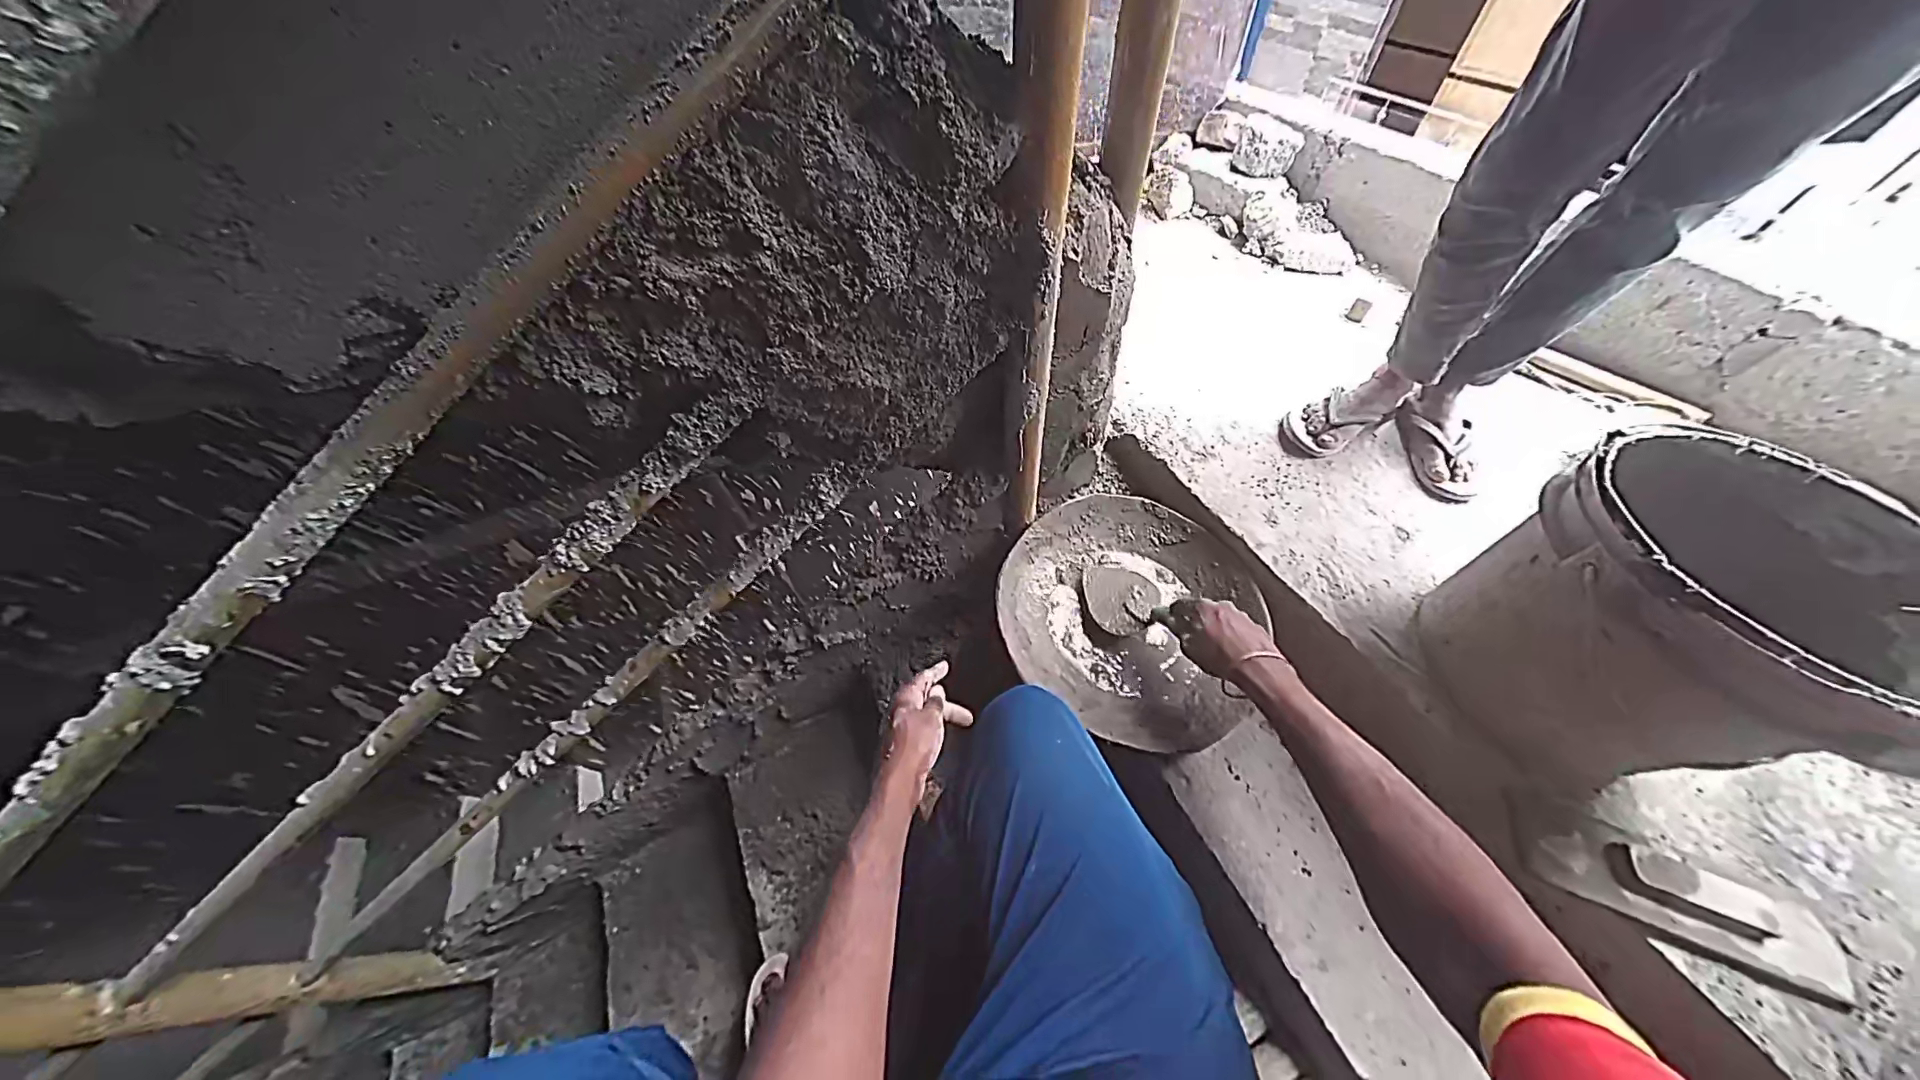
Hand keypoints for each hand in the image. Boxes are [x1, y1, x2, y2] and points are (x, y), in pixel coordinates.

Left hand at [880, 660, 973, 796]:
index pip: (922, 678)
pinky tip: (939, 736)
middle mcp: (899, 711)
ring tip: (954, 723)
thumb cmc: (914, 746)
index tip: (944, 666)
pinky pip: (920, 730)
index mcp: (905, 699)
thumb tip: (937, 692)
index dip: (935, 672)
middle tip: (960, 708)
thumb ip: (936, 702)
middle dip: (942, 701)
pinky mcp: (902, 745)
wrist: (902, 777)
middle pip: (923, 698)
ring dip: (939, 716)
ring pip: (922, 715)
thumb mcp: (933, 717)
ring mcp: (899, 728)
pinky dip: (933, 728)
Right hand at [1164, 598, 1291, 682]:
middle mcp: (1220, 606)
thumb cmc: (1223, 658)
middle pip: (1200, 610)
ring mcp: (1238, 615)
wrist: (1257, 667)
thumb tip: (1168, 620)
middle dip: (1194, 621)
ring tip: (1211, 648)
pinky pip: (1235, 628)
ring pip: (1219, 618)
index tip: (1167, 620)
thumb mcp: (1189, 647)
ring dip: (1214, 628)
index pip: (1178, 605)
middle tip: (1190, 637)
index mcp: (1200, 607)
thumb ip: (1177, 630)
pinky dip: (1230, 635)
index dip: (1170, 615)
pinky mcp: (1252, 626)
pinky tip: (1228, 650)